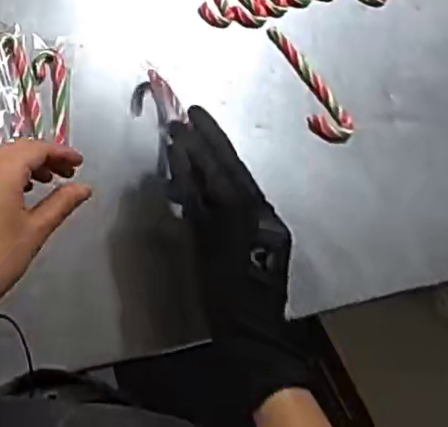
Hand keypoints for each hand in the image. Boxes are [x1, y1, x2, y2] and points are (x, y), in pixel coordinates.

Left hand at [0, 140, 91, 313]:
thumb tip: (84, 187)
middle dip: (46, 156)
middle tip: (69, 173)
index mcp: (4, 170)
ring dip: (30, 163)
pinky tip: (24, 190)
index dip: (61, 152)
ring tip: (50, 182)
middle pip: (21, 148)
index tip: (81, 162)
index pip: (37, 148)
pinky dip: (13, 171)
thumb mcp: (35, 230)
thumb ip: (61, 204)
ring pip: (6, 157)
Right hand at [166, 106, 309, 412]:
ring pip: (239, 178)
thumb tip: (179, 157)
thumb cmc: (222, 291)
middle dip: (211, 139)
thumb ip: (192, 196)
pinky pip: (242, 193)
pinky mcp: (267, 228)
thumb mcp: (201, 241)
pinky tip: (208, 167)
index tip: (183, 117)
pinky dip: (223, 177)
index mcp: (250, 213)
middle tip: (193, 112)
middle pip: (233, 167)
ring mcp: (269, 219)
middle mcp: (264, 211)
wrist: (253, 334)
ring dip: (216, 155)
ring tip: (196, 132)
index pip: (221, 168)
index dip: (200, 142)